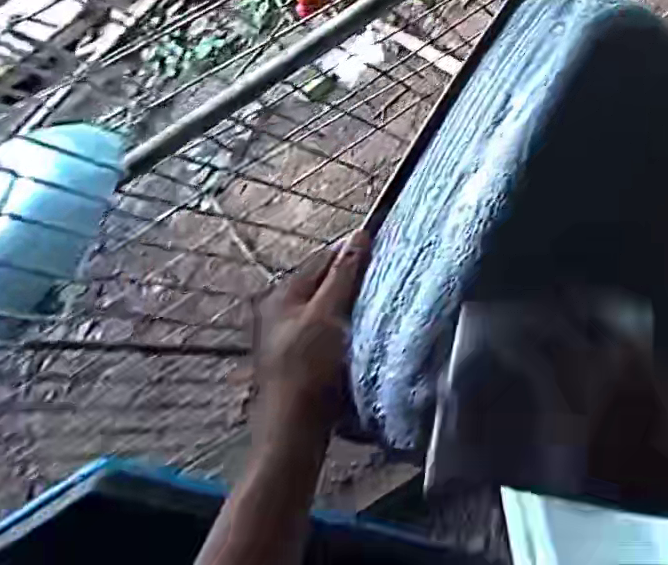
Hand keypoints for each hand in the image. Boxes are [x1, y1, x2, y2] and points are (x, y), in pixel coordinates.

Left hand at [249, 230, 370, 447]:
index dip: (354, 251)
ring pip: (332, 302)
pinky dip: (349, 320)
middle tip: (385, 277)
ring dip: (354, 299)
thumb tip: (359, 234)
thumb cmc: (308, 370)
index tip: (385, 251)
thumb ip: (343, 274)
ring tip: (379, 300)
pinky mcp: (305, 353)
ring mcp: (292, 333)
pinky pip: (332, 322)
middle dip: (355, 276)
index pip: (325, 257)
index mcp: (282, 295)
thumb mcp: (327, 315)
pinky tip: (365, 326)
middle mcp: (282, 310)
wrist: (294, 433)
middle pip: (327, 279)